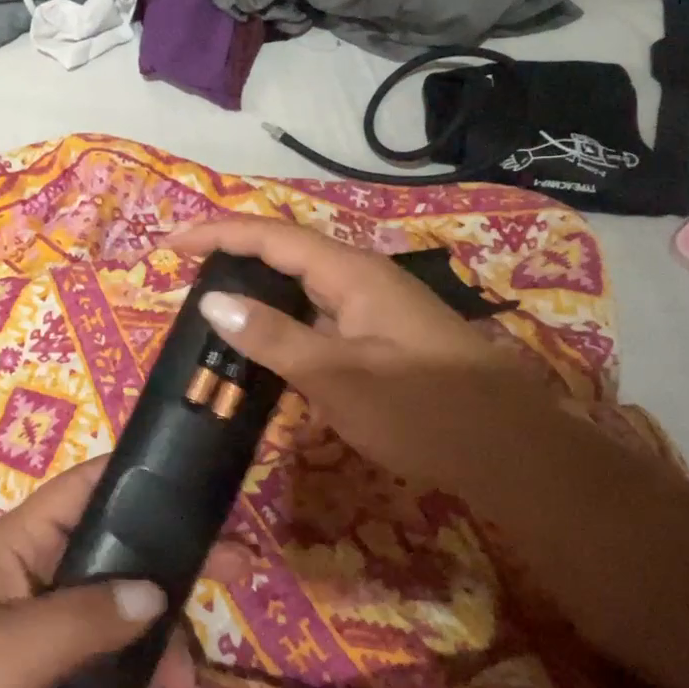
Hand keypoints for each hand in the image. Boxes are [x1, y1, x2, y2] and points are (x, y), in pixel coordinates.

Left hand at [0, 456, 247, 687]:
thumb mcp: (15, 646)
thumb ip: (83, 615)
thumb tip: (155, 591)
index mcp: (21, 544)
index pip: (81, 489)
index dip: (133, 475)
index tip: (195, 481)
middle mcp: (42, 571)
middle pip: (117, 547)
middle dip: (171, 564)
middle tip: (237, 566)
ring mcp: (54, 620)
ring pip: (126, 608)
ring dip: (164, 638)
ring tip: (183, 680)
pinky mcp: (64, 663)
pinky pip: (118, 654)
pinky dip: (147, 668)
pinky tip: (170, 687)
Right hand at [169, 217, 557, 491]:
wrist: (518, 454)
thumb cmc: (425, 410)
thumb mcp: (338, 377)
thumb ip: (272, 337)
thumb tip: (210, 299)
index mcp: (350, 272)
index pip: (269, 236)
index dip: (217, 233)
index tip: (170, 243)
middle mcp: (362, 276)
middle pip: (285, 249)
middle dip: (232, 251)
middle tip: (186, 268)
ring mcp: (377, 306)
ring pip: (302, 280)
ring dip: (256, 282)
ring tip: (214, 299)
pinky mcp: (384, 334)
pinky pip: (318, 309)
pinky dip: (282, 313)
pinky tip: (269, 341)